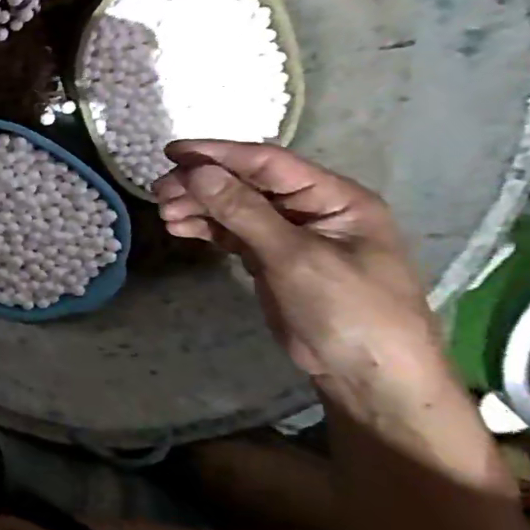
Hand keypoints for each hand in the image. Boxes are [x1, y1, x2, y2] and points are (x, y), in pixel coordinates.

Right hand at [152, 140, 443, 388]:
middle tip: (159, 191)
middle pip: (247, 184)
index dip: (219, 154)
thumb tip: (197, 171)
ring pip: (236, 209)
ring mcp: (292, 236)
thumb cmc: (349, 310)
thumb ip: (244, 211)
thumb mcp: (294, 257)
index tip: (171, 152)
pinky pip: (234, 235)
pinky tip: (179, 228)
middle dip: (202, 184)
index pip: (269, 163)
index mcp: (335, 198)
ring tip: (164, 213)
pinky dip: (206, 230)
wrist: (371, 377)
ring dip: (199, 207)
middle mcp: (313, 210)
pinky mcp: (273, 262)